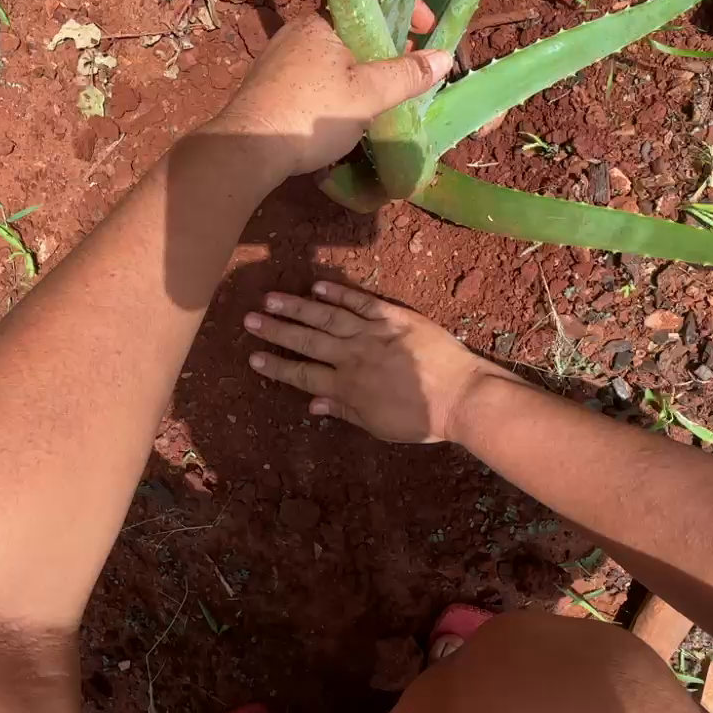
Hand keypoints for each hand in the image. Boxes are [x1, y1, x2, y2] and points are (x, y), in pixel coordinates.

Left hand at [200, 6, 451, 181]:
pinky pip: (311, 81)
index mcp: (323, 22)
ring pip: (331, 60)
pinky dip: (333, 92)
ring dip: (358, 76)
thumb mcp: (368, 96)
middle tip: (405, 78)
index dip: (405, 12)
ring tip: (377, 102)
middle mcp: (298, 33)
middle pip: (353, 33)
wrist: (246, 150)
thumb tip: (444, 58)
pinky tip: (339, 117)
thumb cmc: (310, 115)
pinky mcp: (267, 89)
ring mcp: (278, 61)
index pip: (372, 1)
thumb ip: (406, 76)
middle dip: (383, 51)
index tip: (427, 30)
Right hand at [242, 281, 520, 443]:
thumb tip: (313, 404)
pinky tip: (318, 285)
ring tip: (271, 298)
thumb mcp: (380, 426)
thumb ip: (345, 411)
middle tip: (249, 320)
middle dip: (276, 331)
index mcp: (347, 386)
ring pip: (327, 317)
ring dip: (297, 307)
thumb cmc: (422, 419)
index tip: (254, 357)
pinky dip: (339, 294)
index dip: (277, 366)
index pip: (303, 375)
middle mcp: (353, 356)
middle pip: (307, 341)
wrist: (462, 397)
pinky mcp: (394, 317)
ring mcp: (373, 333)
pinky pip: (362, 302)